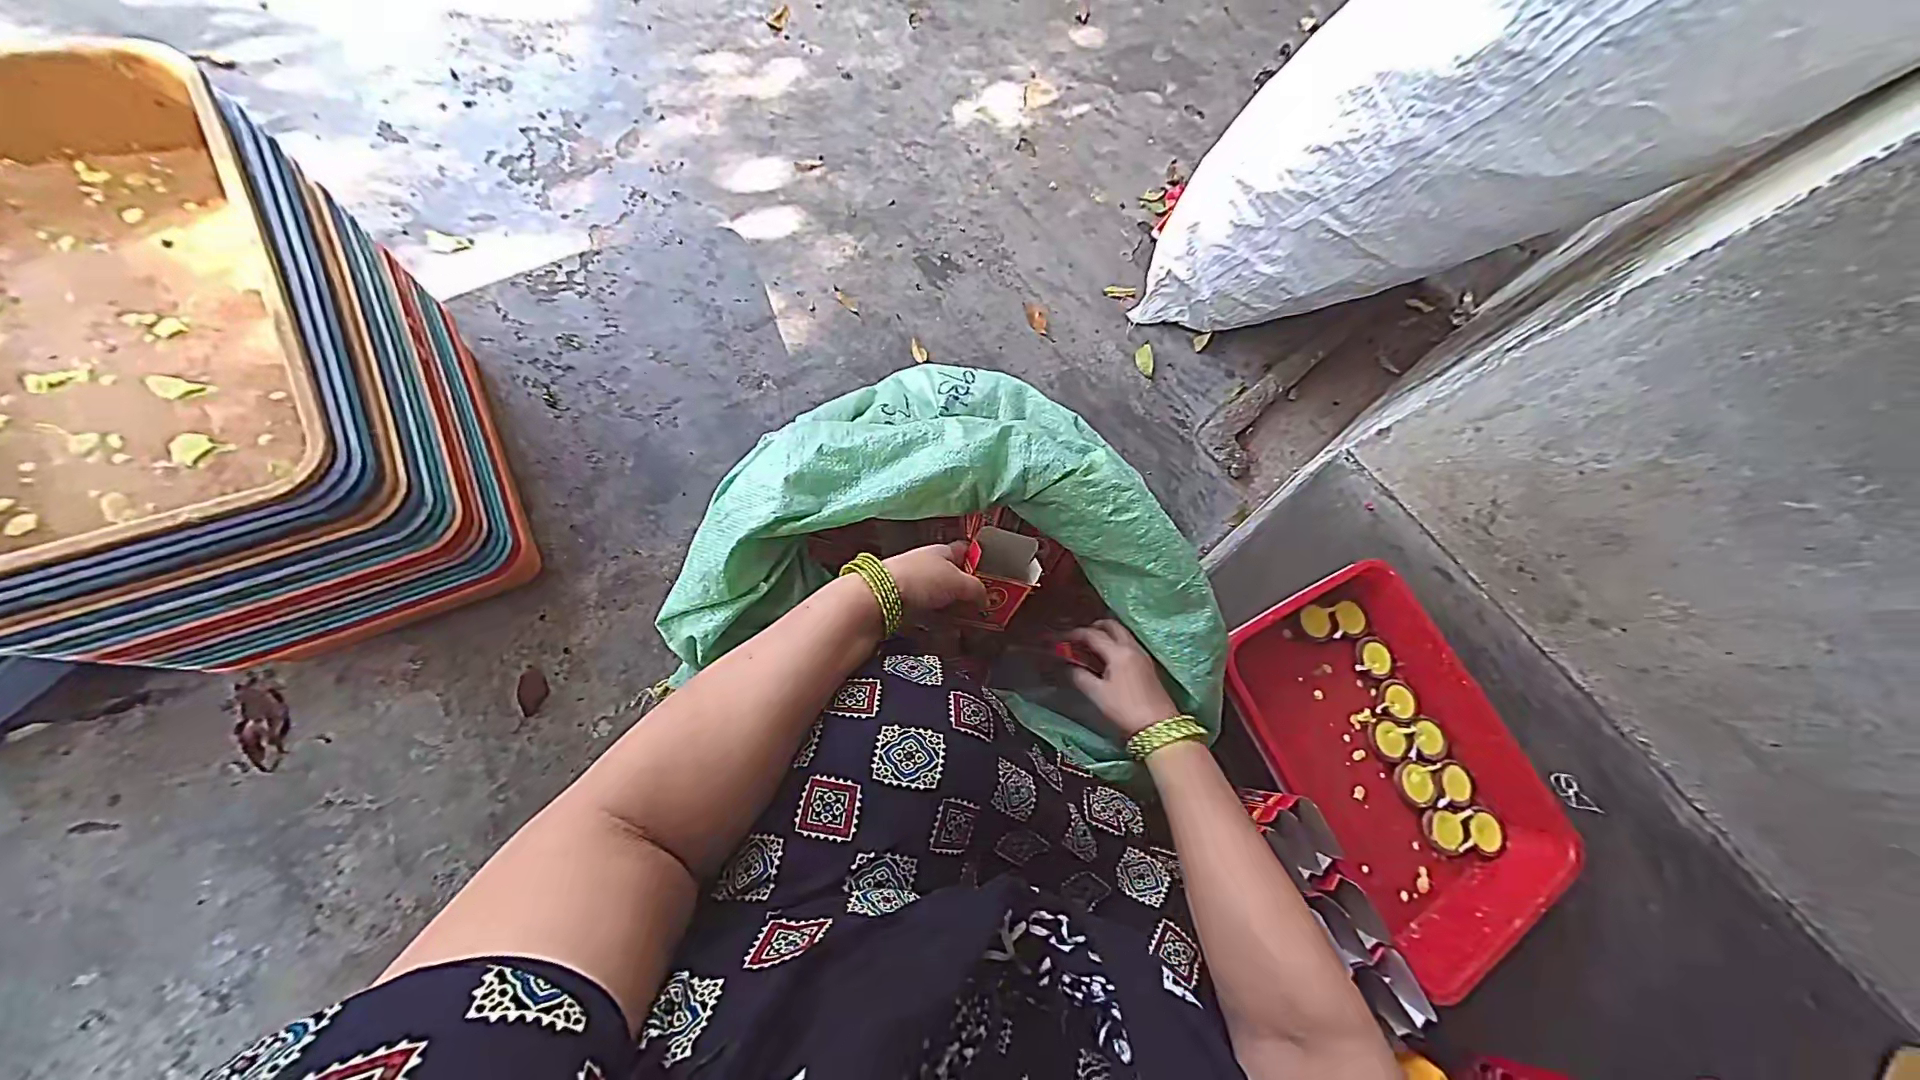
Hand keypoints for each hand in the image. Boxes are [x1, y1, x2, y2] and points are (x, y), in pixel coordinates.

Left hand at [882, 543, 987, 614]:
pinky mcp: (905, 604)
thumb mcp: (959, 582)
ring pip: (941, 596)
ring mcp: (915, 584)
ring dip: (954, 609)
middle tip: (985, 607)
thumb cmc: (923, 579)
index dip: (979, 561)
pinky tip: (948, 631)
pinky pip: (929, 612)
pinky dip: (939, 620)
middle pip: (954, 576)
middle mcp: (928, 564)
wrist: (880, 597)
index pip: (966, 551)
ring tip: (969, 624)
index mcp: (942, 551)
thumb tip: (986, 599)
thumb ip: (977, 589)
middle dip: (968, 591)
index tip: (993, 576)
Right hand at [1062, 619, 1179, 737]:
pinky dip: (1115, 642)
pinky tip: (1107, 657)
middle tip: (1079, 636)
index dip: (1075, 634)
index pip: (1093, 634)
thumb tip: (1069, 666)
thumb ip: (1079, 676)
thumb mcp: (1097, 694)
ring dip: (1106, 633)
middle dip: (1094, 627)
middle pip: (1112, 626)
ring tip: (1091, 646)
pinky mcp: (1147, 665)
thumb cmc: (1124, 709)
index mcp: (1118, 652)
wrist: (1158, 725)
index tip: (1062, 638)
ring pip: (1122, 633)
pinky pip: (1129, 643)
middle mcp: (1132, 648)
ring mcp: (1142, 655)